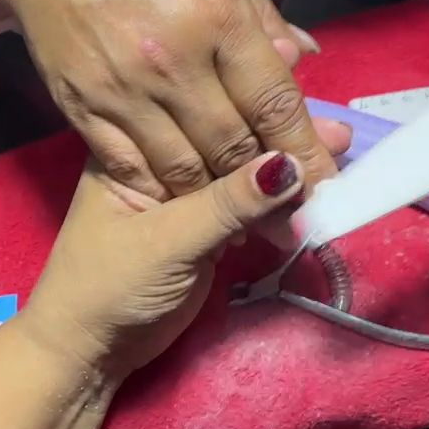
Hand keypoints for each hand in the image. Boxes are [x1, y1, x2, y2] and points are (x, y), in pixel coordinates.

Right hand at [0, 0, 336, 200]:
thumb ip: (257, 17)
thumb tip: (296, 62)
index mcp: (215, 13)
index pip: (274, 102)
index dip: (306, 150)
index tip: (326, 183)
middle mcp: (172, 62)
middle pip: (234, 146)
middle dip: (269, 183)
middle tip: (290, 209)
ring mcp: (121, 91)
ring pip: (183, 169)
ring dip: (215, 194)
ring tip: (240, 209)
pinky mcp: (79, 108)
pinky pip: (129, 166)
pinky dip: (161, 187)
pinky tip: (180, 194)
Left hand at [19, 119, 352, 379]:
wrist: (89, 348)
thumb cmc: (108, 287)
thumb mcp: (167, 241)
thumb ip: (226, 204)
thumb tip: (290, 165)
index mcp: (132, 148)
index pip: (196, 107)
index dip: (247, 93)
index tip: (299, 80)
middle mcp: (158, 160)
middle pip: (227, 133)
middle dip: (279, 129)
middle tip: (336, 131)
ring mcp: (182, 194)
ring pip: (242, 168)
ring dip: (286, 166)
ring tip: (339, 150)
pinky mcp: (201, 226)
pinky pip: (245, 203)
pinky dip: (276, 200)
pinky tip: (309, 191)